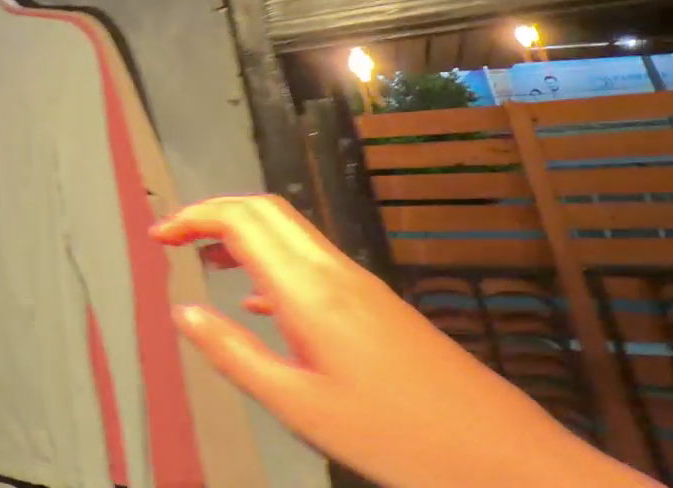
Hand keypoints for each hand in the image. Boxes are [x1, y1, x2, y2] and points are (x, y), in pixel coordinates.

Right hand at [151, 195, 657, 487]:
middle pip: (263, 209)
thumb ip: (234, 354)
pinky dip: (270, 258)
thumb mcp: (301, 407)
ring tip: (204, 261)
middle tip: (174, 239)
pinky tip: (259, 301)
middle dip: (211, 213)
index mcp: (309, 289)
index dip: (191, 217)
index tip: (156, 237)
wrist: (515, 464)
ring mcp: (361, 284)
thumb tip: (182, 311)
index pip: (239, 218)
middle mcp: (334, 271)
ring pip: (288, 231)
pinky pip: (310, 259)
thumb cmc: (399, 440)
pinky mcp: (378, 304)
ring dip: (240, 232)